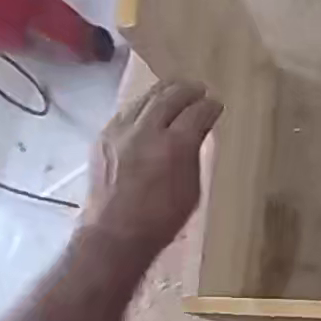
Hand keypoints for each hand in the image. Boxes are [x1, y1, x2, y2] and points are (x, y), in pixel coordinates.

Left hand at [79, 81, 221, 260]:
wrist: (116, 232)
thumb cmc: (163, 218)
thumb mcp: (192, 187)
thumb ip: (193, 155)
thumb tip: (196, 135)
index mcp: (176, 146)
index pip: (197, 114)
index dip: (209, 107)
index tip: (217, 105)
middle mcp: (147, 131)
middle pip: (169, 97)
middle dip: (187, 91)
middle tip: (199, 88)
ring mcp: (121, 131)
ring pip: (145, 99)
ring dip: (163, 92)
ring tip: (175, 90)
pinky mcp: (103, 136)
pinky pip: (127, 111)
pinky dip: (143, 105)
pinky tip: (149, 108)